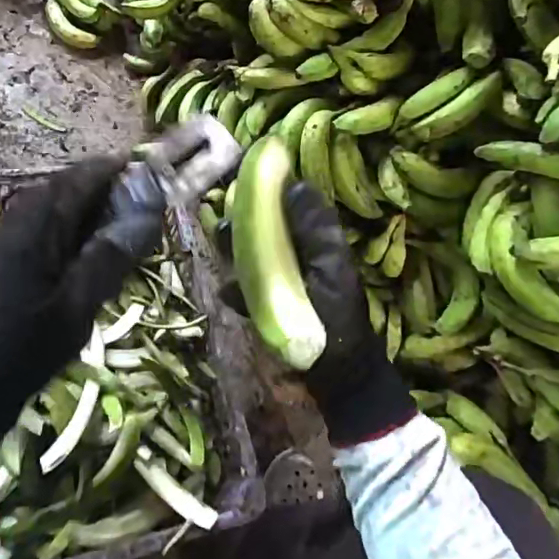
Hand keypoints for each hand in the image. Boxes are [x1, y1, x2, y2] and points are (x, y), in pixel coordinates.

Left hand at [0, 156, 163, 470]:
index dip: (112, 170)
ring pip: (46, 207)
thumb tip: (144, 215)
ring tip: (113, 222)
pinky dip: (62, 226)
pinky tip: (78, 250)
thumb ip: (108, 257)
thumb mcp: (77, 307)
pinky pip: (33, 226)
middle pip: (60, 188)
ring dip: (80, 206)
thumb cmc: (23, 350)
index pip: (78, 181)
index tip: (144, 170)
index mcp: (34, 229)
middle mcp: (13, 223)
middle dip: (98, 187)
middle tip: (135, 199)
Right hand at [227, 184, 416, 445]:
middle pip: (263, 225)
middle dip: (243, 221)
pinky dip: (236, 290)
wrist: (335, 374)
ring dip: (234, 250)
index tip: (244, 184)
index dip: (267, 189)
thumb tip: (296, 184)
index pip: (289, 201)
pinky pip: (244, 287)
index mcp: (315, 238)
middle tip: (227, 224)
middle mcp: (296, 253)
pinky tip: (231, 295)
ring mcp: (280, 277)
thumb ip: (313, 230)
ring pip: (249, 252)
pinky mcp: (267, 301)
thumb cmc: (336, 317)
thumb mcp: (329, 268)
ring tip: (222, 249)